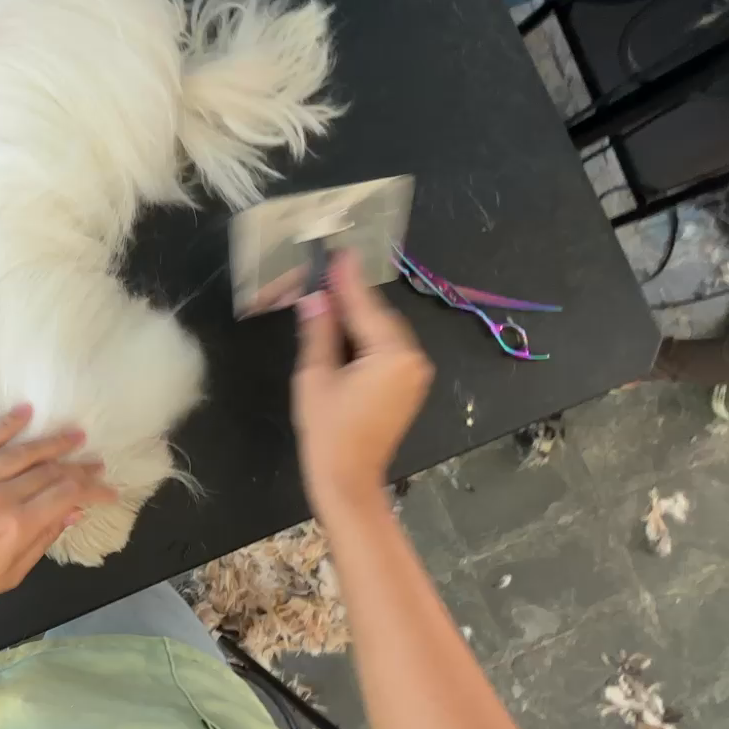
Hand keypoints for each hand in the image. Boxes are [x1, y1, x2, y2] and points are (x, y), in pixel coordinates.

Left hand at [0, 405, 116, 622]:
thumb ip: (42, 540)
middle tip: (97, 464)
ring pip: (23, 453)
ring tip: (75, 435)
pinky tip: (25, 413)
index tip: (109, 490)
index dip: (94, 489)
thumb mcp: (10, 575)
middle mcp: (1, 496)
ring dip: (53, 442)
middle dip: (79, 468)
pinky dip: (5, 426)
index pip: (68, 495)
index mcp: (18, 525)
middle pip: (50, 472)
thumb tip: (72, 513)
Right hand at [293, 249, 433, 510]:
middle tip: (325, 278)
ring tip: (329, 302)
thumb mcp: (314, 377)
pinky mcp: (407, 386)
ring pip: (382, 334)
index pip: (364, 307)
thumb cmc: (327, 430)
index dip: (346, 280)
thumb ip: (318, 334)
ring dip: (356, 320)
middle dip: (351, 300)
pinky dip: (365, 340)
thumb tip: (315, 299)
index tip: (338, 252)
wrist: (347, 476)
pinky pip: (386, 351)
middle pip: (377, 319)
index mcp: (390, 354)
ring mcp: (414, 374)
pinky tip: (344, 334)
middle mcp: (412, 359)